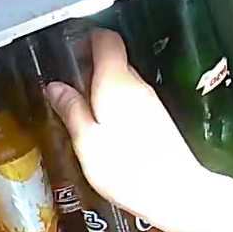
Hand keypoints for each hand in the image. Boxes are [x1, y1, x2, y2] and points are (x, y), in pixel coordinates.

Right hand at [44, 28, 232, 231]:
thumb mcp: (87, 142)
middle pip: (112, 60)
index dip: (86, 38)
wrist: (177, 193)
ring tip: (81, 111)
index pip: (105, 40)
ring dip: (100, 89)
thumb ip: (71, 110)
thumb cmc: (130, 170)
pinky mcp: (158, 120)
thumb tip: (55, 88)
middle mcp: (137, 87)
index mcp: (116, 83)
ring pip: (121, 82)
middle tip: (66, 86)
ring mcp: (150, 103)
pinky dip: (114, 106)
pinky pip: (131, 101)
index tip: (69, 49)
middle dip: (88, 67)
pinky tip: (104, 130)